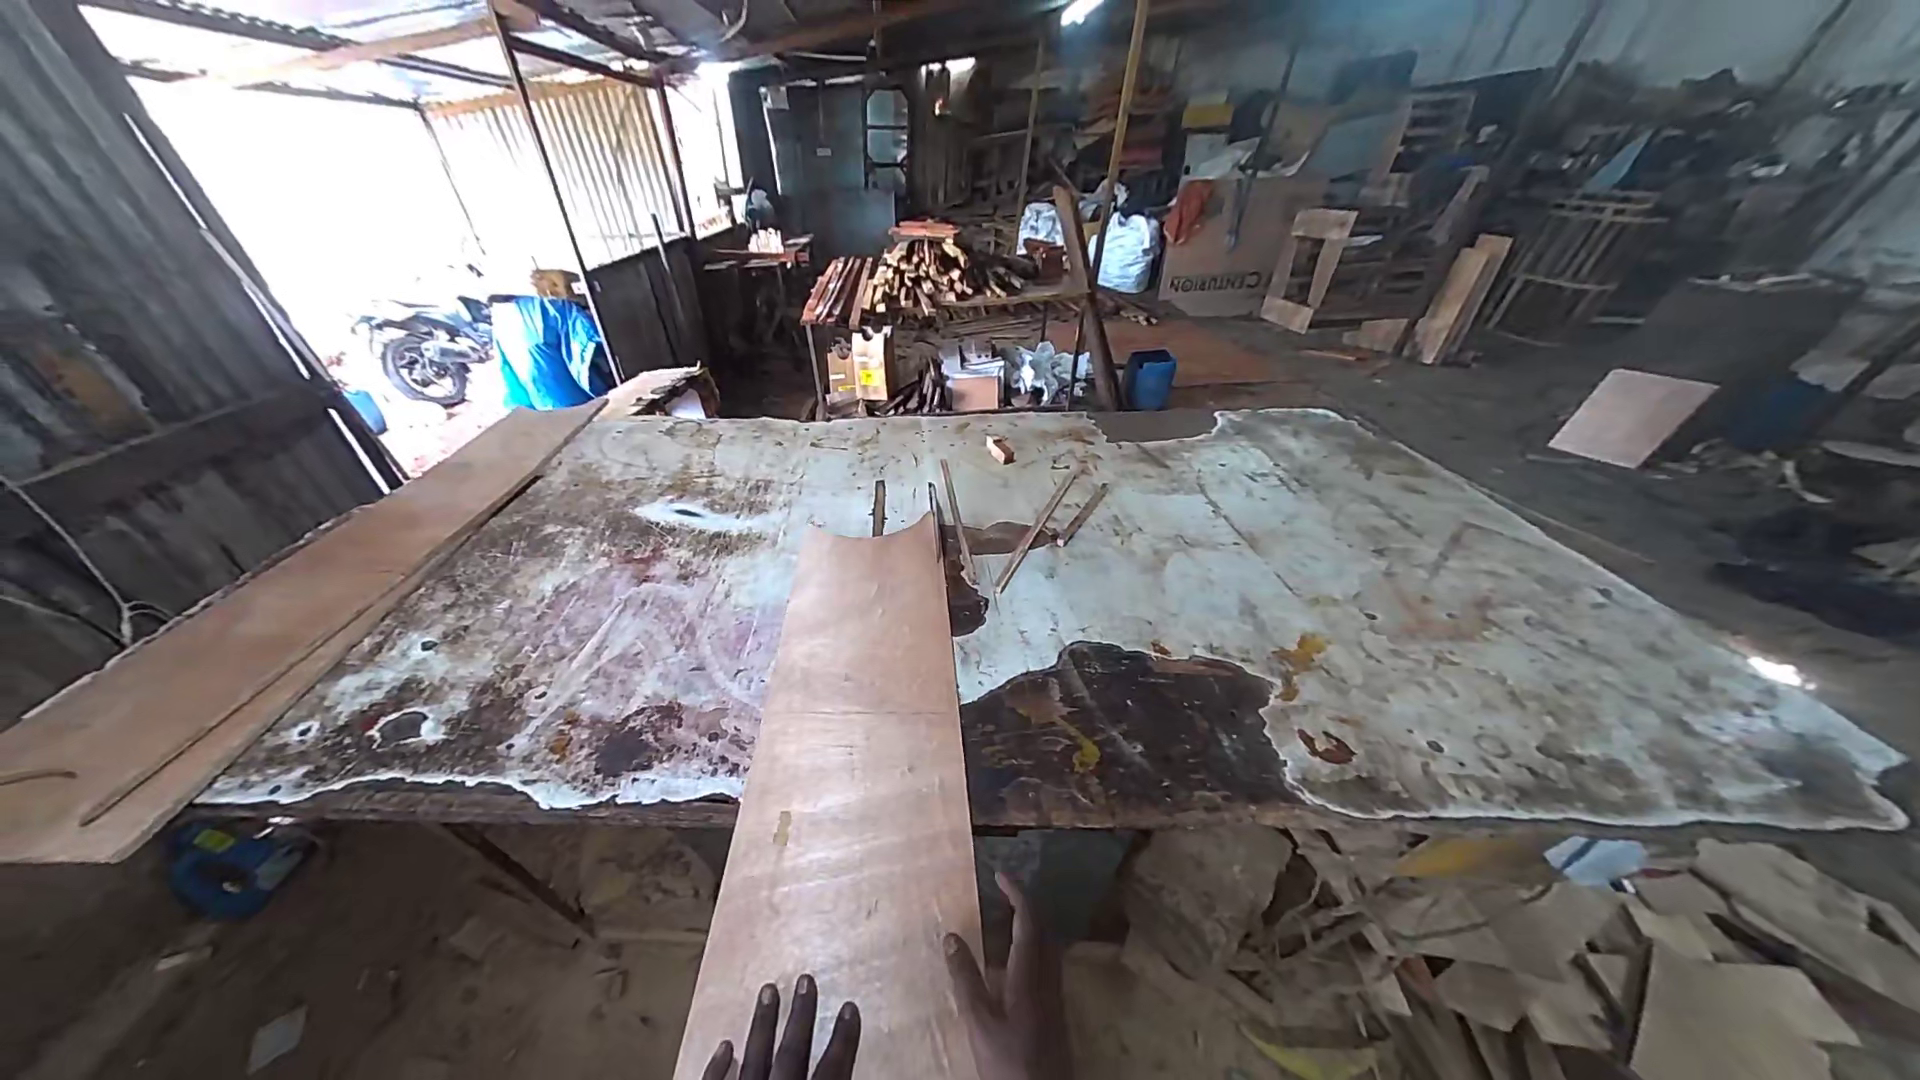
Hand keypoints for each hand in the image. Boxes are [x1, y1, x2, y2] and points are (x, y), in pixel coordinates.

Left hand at [702, 975, 859, 1079]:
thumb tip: (862, 1069)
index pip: (831, 1071)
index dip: (843, 1040)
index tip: (850, 1006)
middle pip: (791, 1055)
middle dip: (800, 1016)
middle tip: (806, 978)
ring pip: (754, 1059)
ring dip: (762, 1025)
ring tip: (767, 990)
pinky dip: (717, 1068)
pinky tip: (724, 1046)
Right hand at [944, 873, 1071, 1079]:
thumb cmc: (1009, 1062)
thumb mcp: (979, 1022)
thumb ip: (965, 978)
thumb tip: (951, 936)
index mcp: (1029, 972)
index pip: (1028, 918)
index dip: (1016, 891)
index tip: (999, 873)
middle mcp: (1047, 975)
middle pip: (1042, 925)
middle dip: (1024, 901)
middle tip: (1002, 889)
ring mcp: (1055, 992)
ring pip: (1047, 942)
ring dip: (1030, 921)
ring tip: (1007, 915)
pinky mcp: (1055, 1008)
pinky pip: (1047, 959)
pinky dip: (1032, 942)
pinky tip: (1016, 958)